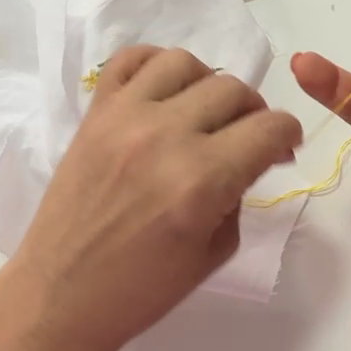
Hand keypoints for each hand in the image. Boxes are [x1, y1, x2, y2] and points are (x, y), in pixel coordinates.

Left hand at [11, 46, 302, 350]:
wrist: (62, 292)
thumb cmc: (142, 288)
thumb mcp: (214, 250)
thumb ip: (238, 193)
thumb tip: (251, 155)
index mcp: (202, 180)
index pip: (268, 127)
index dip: (287, 133)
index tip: (283, 145)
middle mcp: (166, 135)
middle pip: (232, 89)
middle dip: (253, 111)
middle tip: (246, 136)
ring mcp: (125, 116)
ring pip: (183, 62)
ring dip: (206, 83)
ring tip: (202, 110)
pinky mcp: (95, 111)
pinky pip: (129, 59)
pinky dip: (154, 63)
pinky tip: (163, 90)